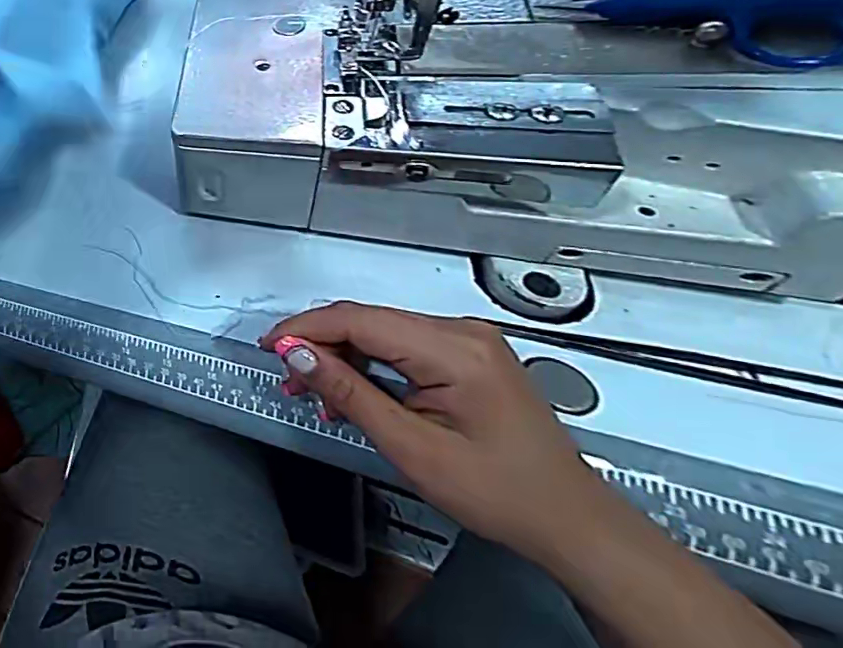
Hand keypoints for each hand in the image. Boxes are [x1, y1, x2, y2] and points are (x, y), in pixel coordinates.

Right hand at [262, 303, 616, 563]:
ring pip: (379, 330)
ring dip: (341, 356)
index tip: (271, 347)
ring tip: (316, 392)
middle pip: (366, 320)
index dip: (305, 329)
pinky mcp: (464, 352)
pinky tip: (352, 390)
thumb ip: (348, 392)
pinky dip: (368, 363)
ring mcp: (466, 339)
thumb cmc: (504, 494)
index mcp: (456, 350)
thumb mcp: (412, 448)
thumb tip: (298, 353)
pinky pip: (400, 343)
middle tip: (290, 378)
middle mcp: (462, 332)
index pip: (358, 319)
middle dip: (319, 345)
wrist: (570, 522)